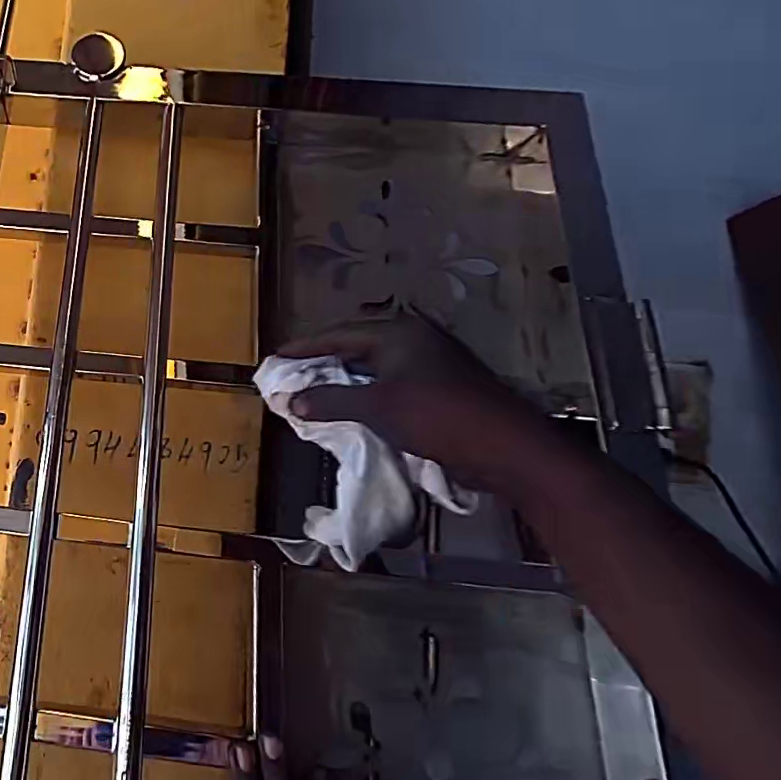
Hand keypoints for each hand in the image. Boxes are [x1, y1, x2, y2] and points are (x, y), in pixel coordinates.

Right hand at [276, 314, 558, 489]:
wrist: (503, 446)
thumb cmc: (437, 416)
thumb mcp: (377, 408)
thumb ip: (332, 401)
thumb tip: (293, 400)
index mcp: (398, 333)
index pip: (339, 334)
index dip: (305, 347)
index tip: (277, 357)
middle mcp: (413, 339)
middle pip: (356, 345)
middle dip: (323, 361)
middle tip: (293, 374)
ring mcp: (429, 362)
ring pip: (373, 365)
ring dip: (343, 378)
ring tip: (314, 390)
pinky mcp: (438, 385)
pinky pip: (389, 382)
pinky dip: (364, 392)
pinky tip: (350, 406)